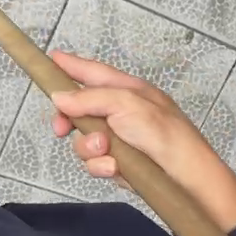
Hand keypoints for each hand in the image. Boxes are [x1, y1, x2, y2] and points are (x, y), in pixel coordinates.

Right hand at [48, 50, 235, 231]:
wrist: (184, 176)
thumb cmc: (165, 133)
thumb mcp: (125, 104)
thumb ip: (89, 99)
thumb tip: (59, 97)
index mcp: (126, 90)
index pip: (92, 72)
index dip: (71, 66)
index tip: (51, 59)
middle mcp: (119, 112)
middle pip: (78, 110)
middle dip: (69, 120)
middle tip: (61, 128)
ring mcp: (118, 139)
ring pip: (82, 141)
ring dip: (89, 148)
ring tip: (106, 151)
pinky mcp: (117, 163)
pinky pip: (94, 163)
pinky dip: (101, 166)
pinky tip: (115, 168)